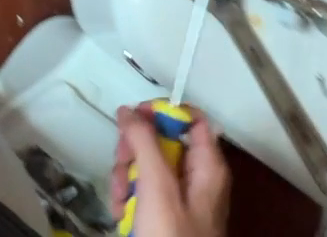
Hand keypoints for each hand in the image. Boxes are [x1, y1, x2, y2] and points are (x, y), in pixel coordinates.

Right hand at [109, 103, 230, 236]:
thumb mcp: (157, 186)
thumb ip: (144, 141)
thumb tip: (129, 109)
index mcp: (207, 166)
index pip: (192, 118)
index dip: (163, 111)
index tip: (135, 116)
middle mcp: (197, 177)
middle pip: (162, 140)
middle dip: (135, 149)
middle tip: (122, 164)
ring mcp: (181, 198)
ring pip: (148, 165)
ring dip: (126, 175)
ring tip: (119, 198)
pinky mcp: (165, 216)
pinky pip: (144, 191)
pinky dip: (128, 196)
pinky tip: (120, 212)